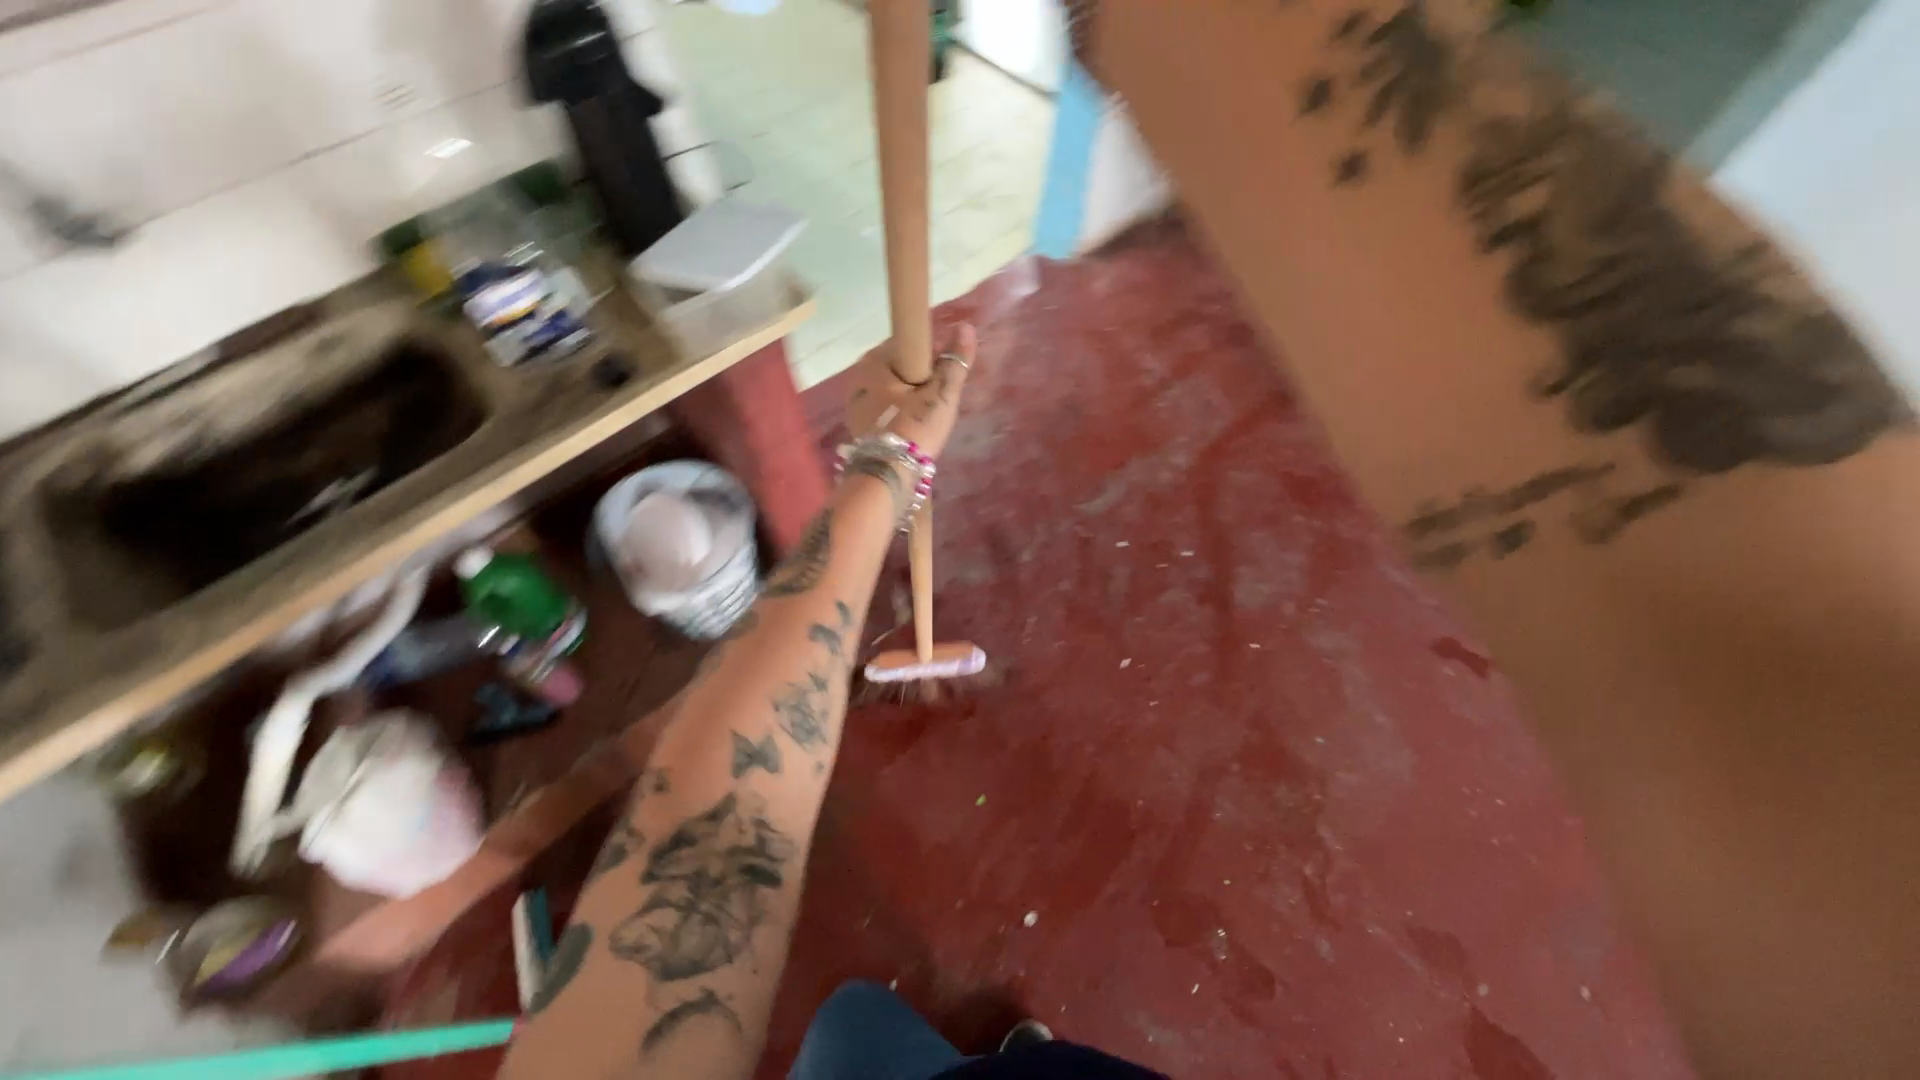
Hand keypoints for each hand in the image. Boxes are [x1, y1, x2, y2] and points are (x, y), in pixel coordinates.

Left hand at [845, 322, 975, 460]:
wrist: (887, 476)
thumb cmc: (914, 429)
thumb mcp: (941, 395)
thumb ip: (955, 362)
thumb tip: (967, 327)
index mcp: (873, 361)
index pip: (907, 342)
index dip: (931, 354)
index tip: (945, 373)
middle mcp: (858, 377)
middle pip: (899, 366)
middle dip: (921, 377)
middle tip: (939, 399)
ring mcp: (854, 402)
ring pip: (891, 389)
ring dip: (910, 396)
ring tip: (928, 416)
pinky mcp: (858, 425)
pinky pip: (884, 408)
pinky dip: (899, 412)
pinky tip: (912, 428)